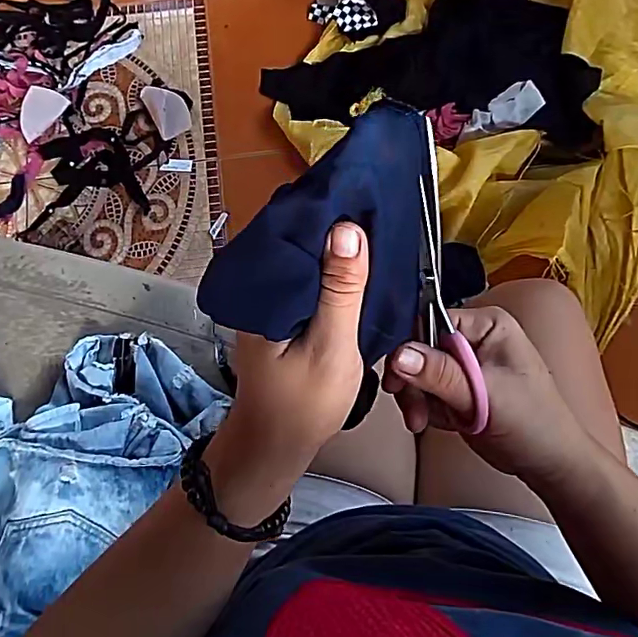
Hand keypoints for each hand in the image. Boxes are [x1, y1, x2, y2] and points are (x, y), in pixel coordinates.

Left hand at [224, 221, 368, 463]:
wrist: (277, 446)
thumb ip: (340, 290)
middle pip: (299, 242)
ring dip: (334, 248)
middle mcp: (262, 289)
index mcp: (266, 291)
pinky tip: (356, 268)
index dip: (327, 209)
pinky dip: (331, 272)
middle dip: (333, 224)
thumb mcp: (331, 345)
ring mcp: (272, 302)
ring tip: (371, 228)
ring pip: (305, 261)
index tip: (363, 190)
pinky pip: (309, 281)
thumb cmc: (303, 403)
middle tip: (376, 205)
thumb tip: (346, 228)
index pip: (293, 232)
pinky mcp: (285, 315)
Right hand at [381, 305, 607, 485]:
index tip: (398, 381)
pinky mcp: (459, 388)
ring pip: (418, 372)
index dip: (411, 350)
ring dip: (417, 400)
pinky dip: (426, 410)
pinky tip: (443, 423)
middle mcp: (474, 339)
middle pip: (419, 348)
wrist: (547, 463)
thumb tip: (400, 354)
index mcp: (488, 325)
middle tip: (414, 410)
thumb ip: (441, 374)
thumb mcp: (485, 395)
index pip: (430, 322)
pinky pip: (426, 392)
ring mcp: (466, 364)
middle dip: (413, 383)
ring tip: (426, 421)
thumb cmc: (535, 423)